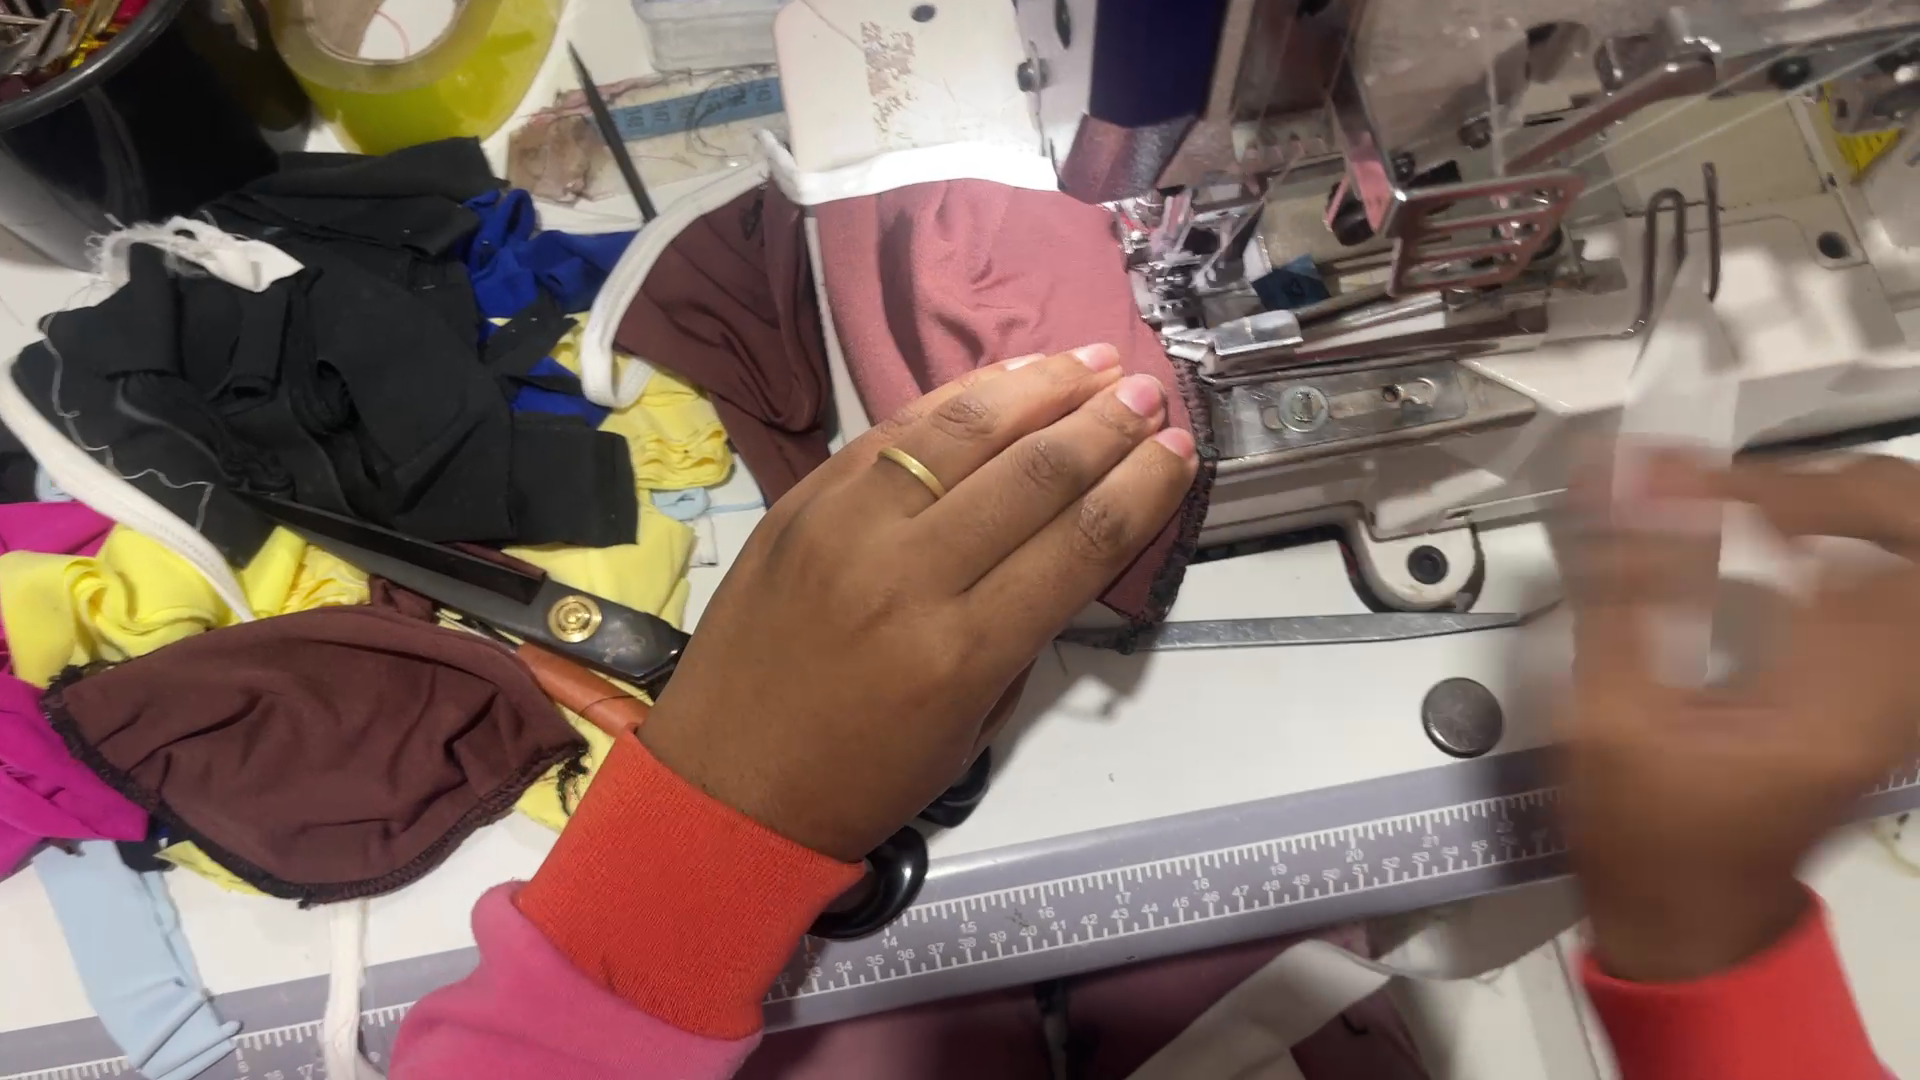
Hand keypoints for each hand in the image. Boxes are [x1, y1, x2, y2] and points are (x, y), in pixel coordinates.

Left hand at [642, 345, 1197, 860]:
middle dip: (1106, 425)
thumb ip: (1025, 630)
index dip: (1143, 487)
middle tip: (1150, 393)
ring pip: (964, 430)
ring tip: (1096, 361)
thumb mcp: (971, 726)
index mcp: (962, 651)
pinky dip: (962, 395)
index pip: (1080, 542)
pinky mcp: (804, 499)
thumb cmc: (861, 777)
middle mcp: (909, 574)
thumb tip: (1068, 541)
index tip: (1181, 450)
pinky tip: (1008, 378)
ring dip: (1042, 387)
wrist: (725, 783)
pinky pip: (897, 429)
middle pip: (1033, 474)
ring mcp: (847, 525)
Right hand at [1559, 452, 1919, 980]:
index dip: (1779, 489)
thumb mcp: (1609, 710)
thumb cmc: (1638, 819)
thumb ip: (1620, 595)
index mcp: (1851, 697)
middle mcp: (1902, 681)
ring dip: (1817, 502)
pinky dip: (1816, 537)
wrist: (1686, 898)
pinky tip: (1743, 543)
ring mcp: (1897, 681)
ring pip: (1907, 546)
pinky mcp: (1872, 679)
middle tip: (1703, 482)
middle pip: (1918, 530)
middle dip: (1813, 482)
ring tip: (1714, 500)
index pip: (1878, 545)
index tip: (1667, 483)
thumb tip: (1618, 488)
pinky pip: (1876, 578)